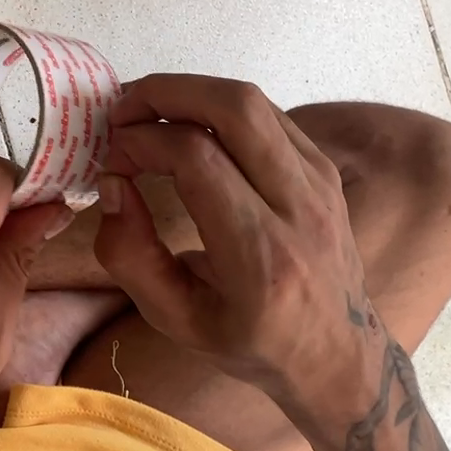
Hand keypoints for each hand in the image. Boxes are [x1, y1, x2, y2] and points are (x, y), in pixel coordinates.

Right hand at [91, 75, 378, 405]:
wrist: (339, 357)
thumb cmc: (248, 342)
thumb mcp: (172, 317)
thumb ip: (128, 253)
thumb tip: (113, 183)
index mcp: (261, 255)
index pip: (196, 158)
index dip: (141, 142)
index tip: (111, 158)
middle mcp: (299, 208)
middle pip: (234, 108)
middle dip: (165, 93)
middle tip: (122, 111)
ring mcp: (319, 182)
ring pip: (251, 100)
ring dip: (187, 92)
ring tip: (146, 113)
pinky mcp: (323, 168)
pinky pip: (264, 112)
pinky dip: (213, 105)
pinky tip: (185, 125)